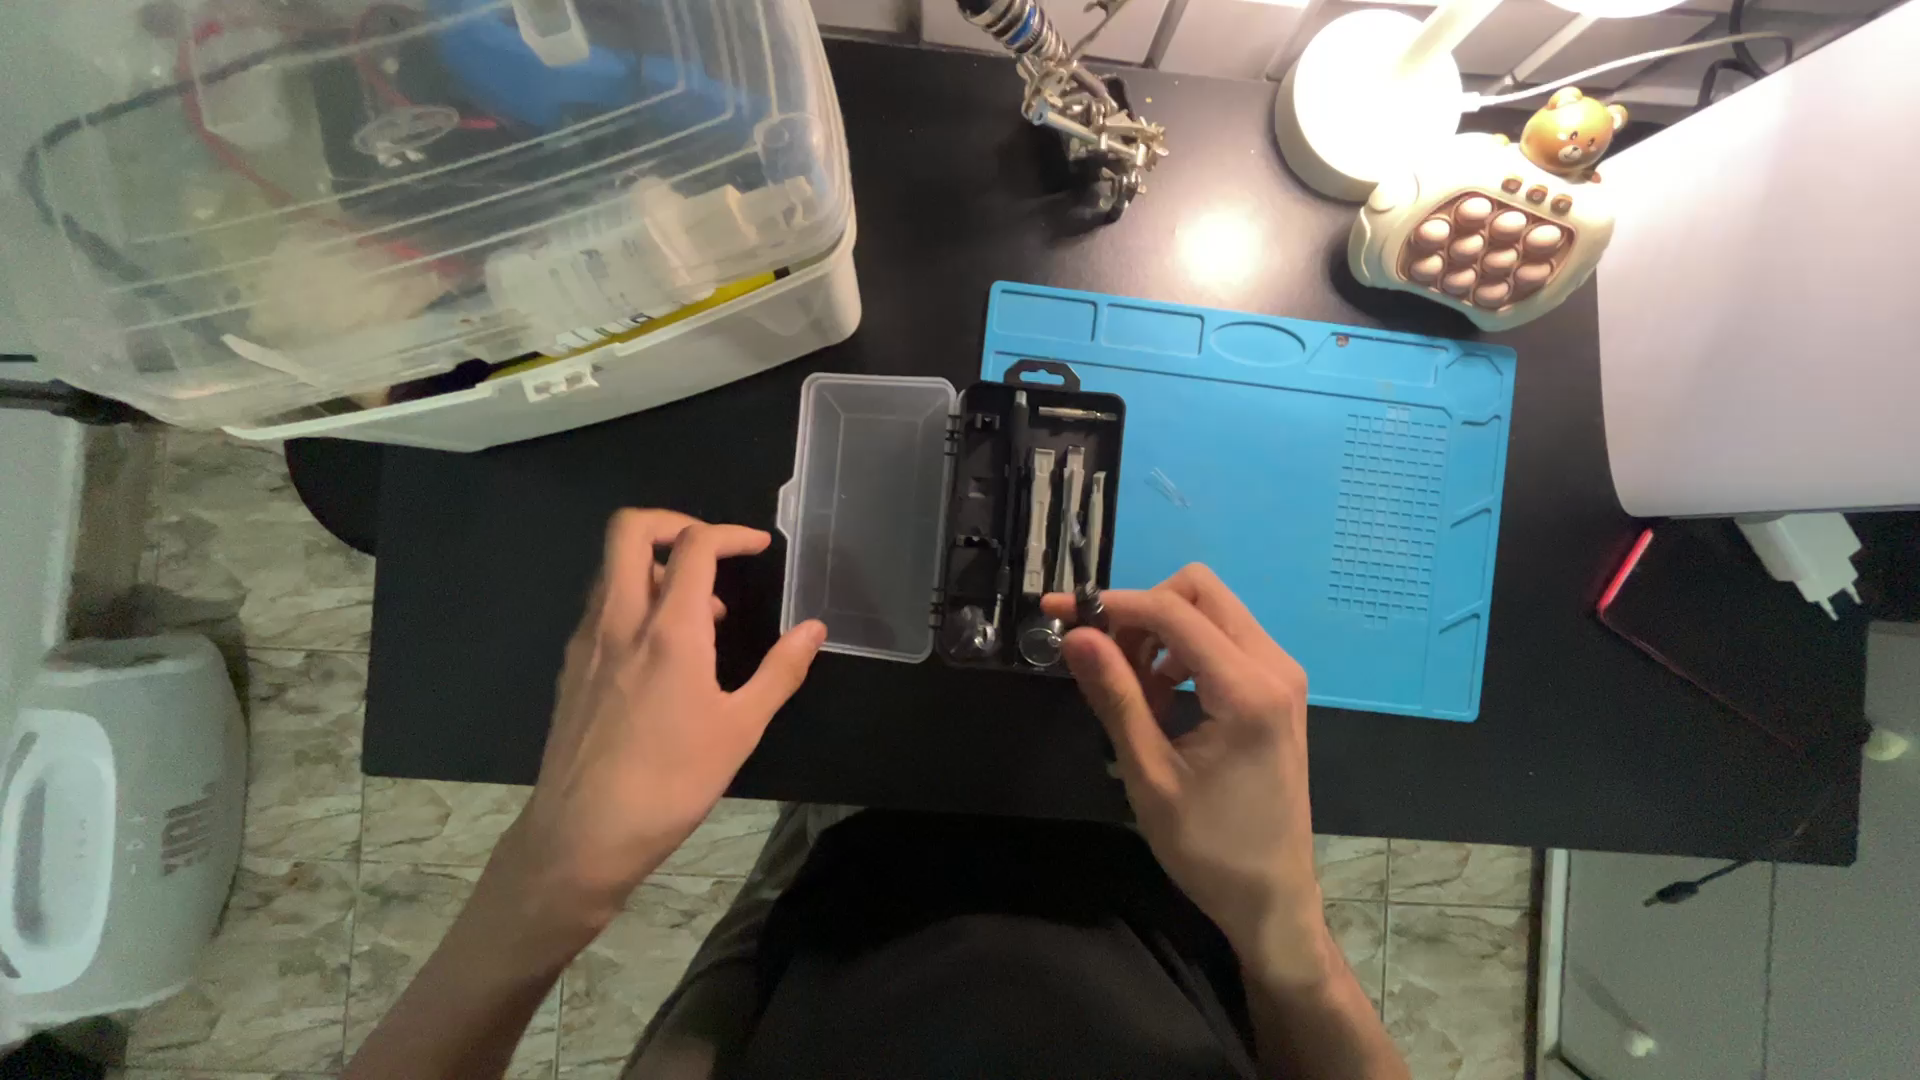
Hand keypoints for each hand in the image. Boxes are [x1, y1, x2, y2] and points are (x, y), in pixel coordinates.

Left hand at [490, 509, 825, 937]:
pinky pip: (602, 605)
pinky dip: (635, 599)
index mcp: (669, 630)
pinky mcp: (571, 668)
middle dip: (674, 522)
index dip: (731, 533)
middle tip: (712, 550)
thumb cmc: (672, 783)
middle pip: (629, 529)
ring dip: (656, 565)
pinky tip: (664, 651)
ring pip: (611, 567)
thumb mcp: (741, 728)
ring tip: (701, 611)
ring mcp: (586, 642)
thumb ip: (781, 670)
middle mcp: (619, 620)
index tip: (759, 547)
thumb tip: (814, 628)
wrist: (580, 838)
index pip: (694, 546)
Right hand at [1042, 565, 1323, 983]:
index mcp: (1247, 690)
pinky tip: (1158, 696)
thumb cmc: (1208, 846)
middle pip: (1199, 589)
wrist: (1272, 898)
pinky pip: (1222, 637)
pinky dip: (1180, 649)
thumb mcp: (1149, 773)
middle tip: (1104, 655)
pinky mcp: (1275, 688)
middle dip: (1140, 610)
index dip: (1110, 604)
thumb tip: (1075, 635)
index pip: (1172, 611)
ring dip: (1159, 632)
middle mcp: (1273, 666)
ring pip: (1210, 609)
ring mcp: (1280, 674)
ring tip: (1131, 689)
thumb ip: (1115, 696)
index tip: (1055, 613)